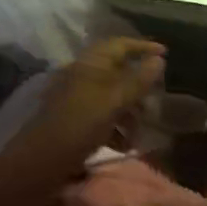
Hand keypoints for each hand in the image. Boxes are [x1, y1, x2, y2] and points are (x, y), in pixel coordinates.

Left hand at [0, 38, 165, 201]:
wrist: (40, 161)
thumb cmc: (79, 124)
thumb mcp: (113, 102)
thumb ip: (137, 81)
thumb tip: (159, 58)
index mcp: (90, 62)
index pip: (119, 44)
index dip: (142, 46)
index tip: (166, 52)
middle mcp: (83, 74)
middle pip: (117, 71)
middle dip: (138, 88)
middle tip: (155, 105)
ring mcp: (77, 97)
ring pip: (111, 96)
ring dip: (129, 112)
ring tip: (138, 134)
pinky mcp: (74, 119)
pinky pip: (102, 116)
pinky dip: (115, 127)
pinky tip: (123, 145)